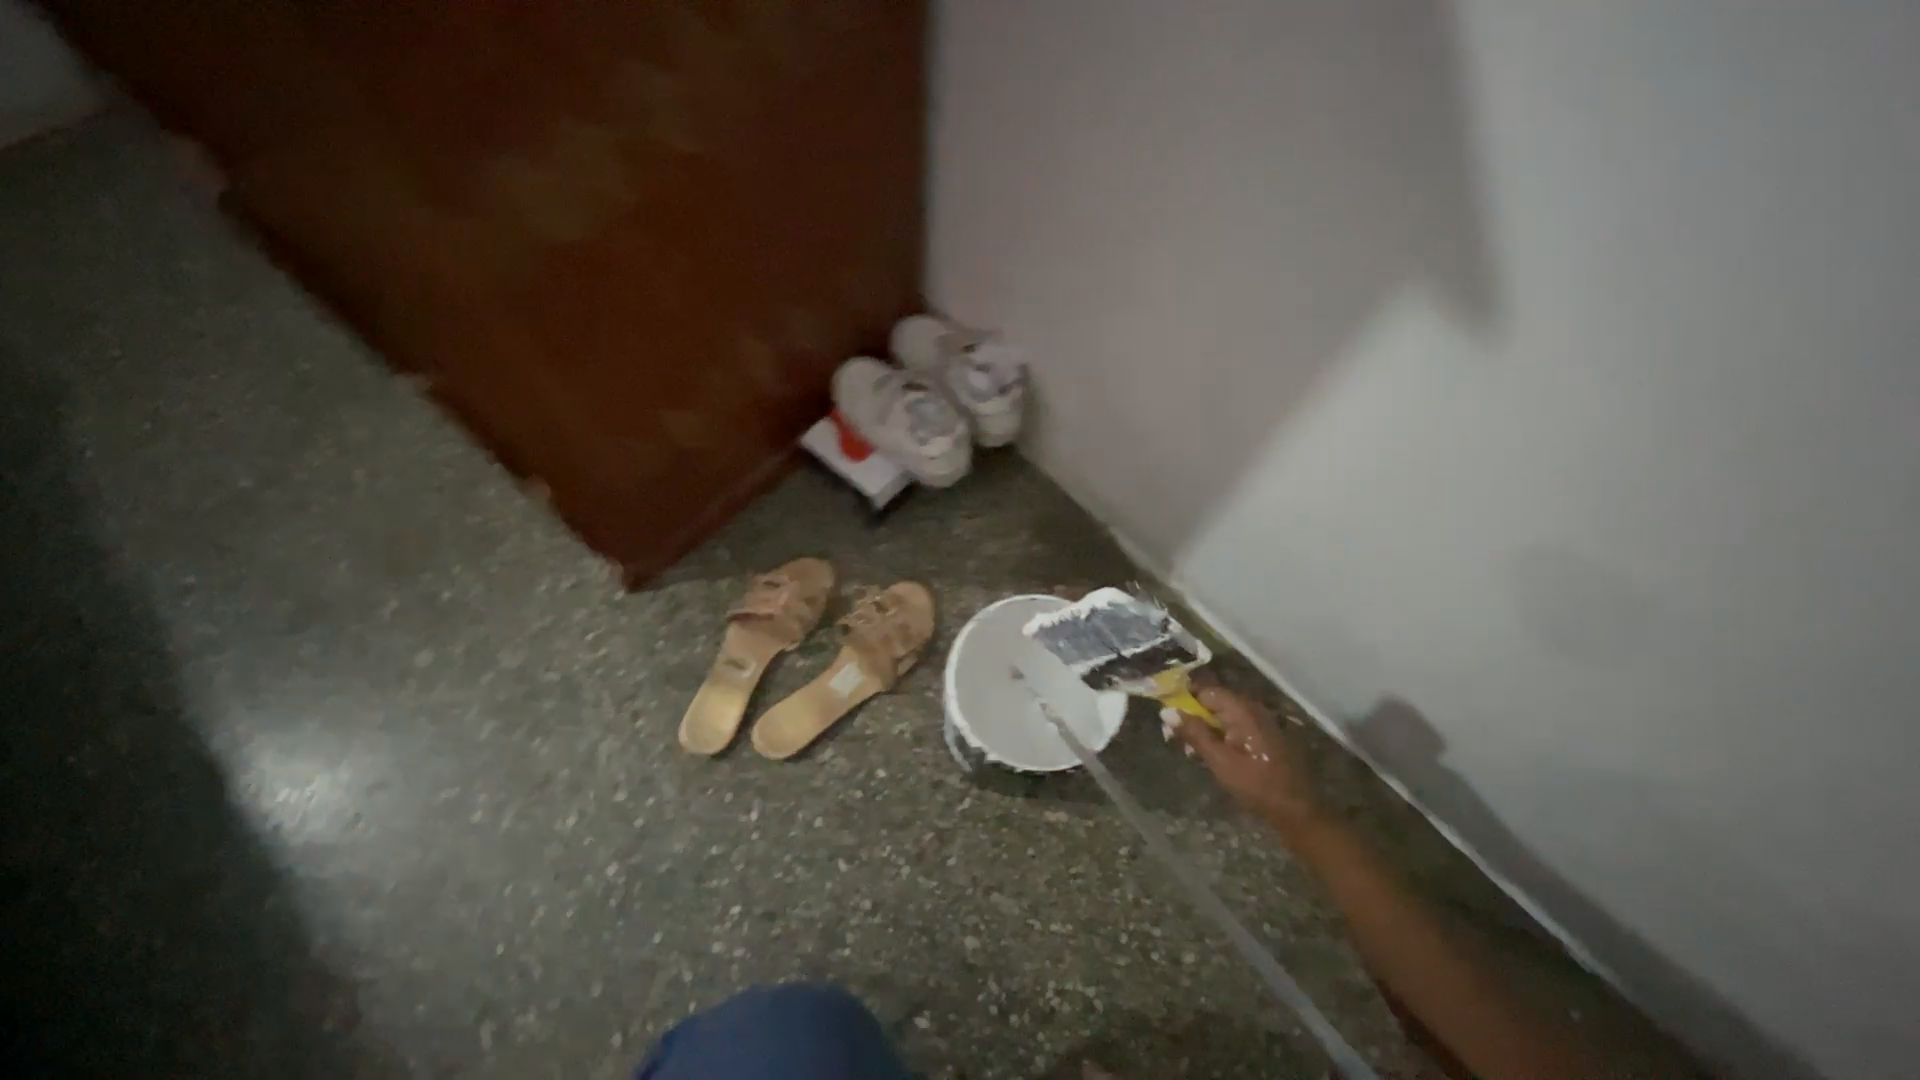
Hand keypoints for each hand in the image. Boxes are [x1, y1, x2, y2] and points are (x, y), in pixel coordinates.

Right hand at [1173, 685, 1323, 837]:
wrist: (1298, 812)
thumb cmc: (1257, 786)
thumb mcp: (1220, 761)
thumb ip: (1194, 734)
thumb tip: (1167, 711)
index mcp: (1244, 711)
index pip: (1206, 691)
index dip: (1184, 699)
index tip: (1166, 715)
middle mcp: (1254, 710)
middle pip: (1215, 703)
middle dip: (1192, 717)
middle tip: (1172, 738)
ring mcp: (1262, 724)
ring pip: (1224, 718)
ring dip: (1205, 730)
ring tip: (1190, 752)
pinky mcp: (1265, 738)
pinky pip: (1236, 729)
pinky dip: (1220, 737)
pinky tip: (1210, 756)